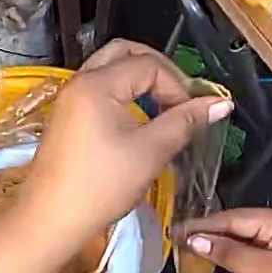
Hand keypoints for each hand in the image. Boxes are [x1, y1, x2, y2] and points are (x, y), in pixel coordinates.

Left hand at [20, 40, 231, 250]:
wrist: (51, 219)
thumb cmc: (100, 187)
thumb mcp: (150, 153)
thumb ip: (185, 122)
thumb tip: (220, 103)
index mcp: (97, 85)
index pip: (149, 65)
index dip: (178, 85)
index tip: (193, 114)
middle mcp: (79, 82)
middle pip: (125, 53)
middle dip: (158, 69)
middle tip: (180, 96)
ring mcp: (70, 99)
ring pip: (111, 68)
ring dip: (140, 80)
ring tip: (163, 107)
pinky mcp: (67, 117)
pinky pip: (100, 88)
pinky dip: (124, 93)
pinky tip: (139, 120)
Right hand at [183, 208, 271, 272]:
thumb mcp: (266, 270)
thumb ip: (230, 253)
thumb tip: (195, 239)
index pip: (233, 218)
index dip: (202, 225)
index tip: (173, 231)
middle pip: (240, 227)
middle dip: (210, 234)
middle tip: (177, 242)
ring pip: (248, 242)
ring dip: (223, 248)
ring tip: (191, 252)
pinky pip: (257, 256)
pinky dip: (238, 260)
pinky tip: (220, 265)